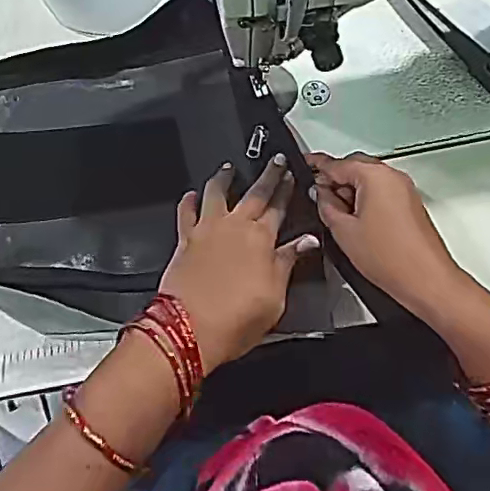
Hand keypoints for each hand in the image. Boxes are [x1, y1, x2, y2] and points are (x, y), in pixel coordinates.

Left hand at [159, 156, 318, 372]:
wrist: (189, 328)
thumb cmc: (234, 320)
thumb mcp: (275, 297)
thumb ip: (287, 263)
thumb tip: (305, 243)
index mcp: (261, 239)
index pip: (279, 207)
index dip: (287, 191)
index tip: (292, 177)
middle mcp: (233, 227)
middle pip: (254, 192)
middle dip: (268, 175)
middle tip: (274, 162)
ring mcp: (206, 230)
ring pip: (216, 192)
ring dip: (224, 178)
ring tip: (229, 167)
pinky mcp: (185, 240)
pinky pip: (186, 212)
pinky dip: (188, 201)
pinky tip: (190, 194)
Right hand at [306, 151, 479, 319]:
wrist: (427, 281)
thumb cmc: (394, 259)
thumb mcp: (342, 230)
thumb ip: (325, 204)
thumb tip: (321, 194)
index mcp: (375, 176)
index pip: (337, 163)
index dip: (317, 166)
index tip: (307, 165)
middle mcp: (393, 178)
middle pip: (354, 167)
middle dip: (335, 181)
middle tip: (319, 197)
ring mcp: (405, 190)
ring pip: (368, 181)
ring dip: (351, 193)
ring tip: (341, 219)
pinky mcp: (410, 204)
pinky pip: (382, 193)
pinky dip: (367, 202)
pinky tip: (358, 225)